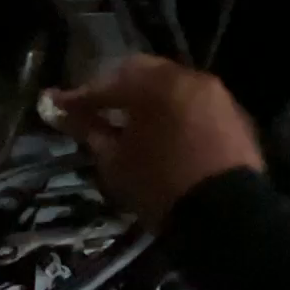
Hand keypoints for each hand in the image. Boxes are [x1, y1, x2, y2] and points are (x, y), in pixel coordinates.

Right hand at [49, 55, 263, 228]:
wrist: (227, 216)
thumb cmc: (159, 186)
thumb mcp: (114, 161)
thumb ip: (87, 128)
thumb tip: (60, 110)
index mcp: (155, 84)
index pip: (105, 84)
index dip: (77, 98)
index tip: (55, 106)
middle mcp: (188, 78)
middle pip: (140, 73)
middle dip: (113, 89)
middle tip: (93, 109)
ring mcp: (216, 95)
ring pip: (169, 85)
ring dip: (145, 98)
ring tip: (127, 122)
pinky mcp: (234, 116)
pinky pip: (192, 103)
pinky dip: (171, 111)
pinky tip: (160, 133)